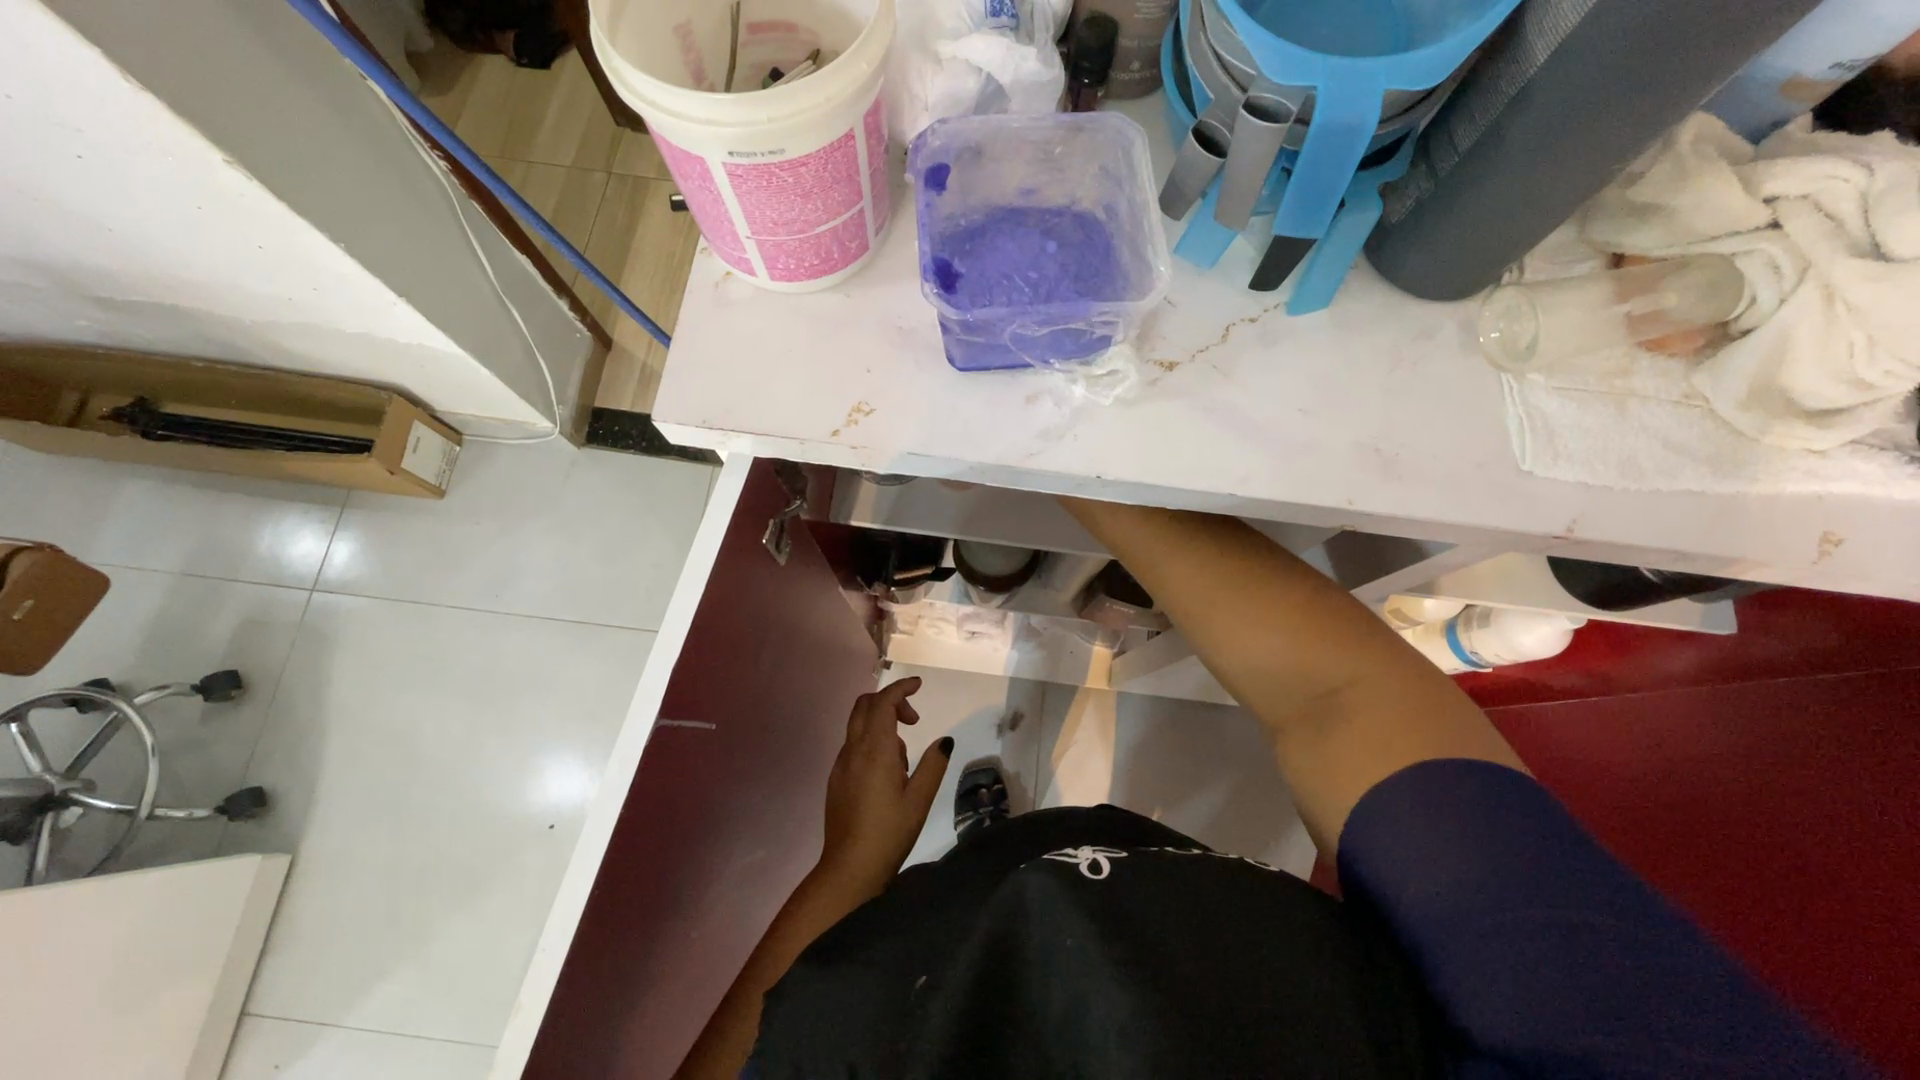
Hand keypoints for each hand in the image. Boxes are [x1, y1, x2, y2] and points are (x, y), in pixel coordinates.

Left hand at [819, 677, 952, 896]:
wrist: (849, 867)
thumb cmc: (890, 833)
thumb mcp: (920, 799)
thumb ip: (933, 765)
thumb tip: (943, 741)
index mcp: (875, 750)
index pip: (884, 702)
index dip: (901, 688)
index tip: (919, 685)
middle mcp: (854, 750)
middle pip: (865, 705)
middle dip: (890, 701)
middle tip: (914, 721)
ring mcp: (841, 764)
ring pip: (858, 725)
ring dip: (881, 724)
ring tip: (904, 759)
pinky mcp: (836, 778)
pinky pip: (854, 745)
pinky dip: (871, 742)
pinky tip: (886, 774)